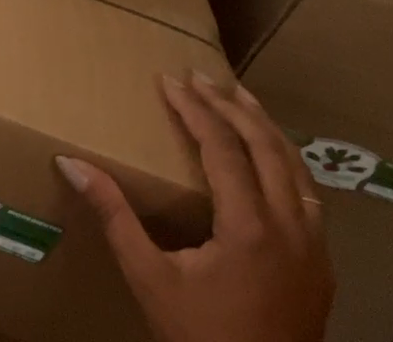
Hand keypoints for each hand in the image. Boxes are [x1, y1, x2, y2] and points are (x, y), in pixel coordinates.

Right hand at [56, 70, 334, 341]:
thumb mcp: (149, 276)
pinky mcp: (321, 263)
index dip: (195, 110)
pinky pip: (307, 193)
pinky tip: (270, 157)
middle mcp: (292, 228)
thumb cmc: (200, 334)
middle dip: (233, 106)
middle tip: (202, 76)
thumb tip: (71, 162)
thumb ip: (114, 216)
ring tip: (241, 97)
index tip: (169, 81)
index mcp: (250, 228)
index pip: (224, 149)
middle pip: (268, 148)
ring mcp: (315, 247)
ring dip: (265, 128)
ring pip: (297, 169)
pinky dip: (284, 160)